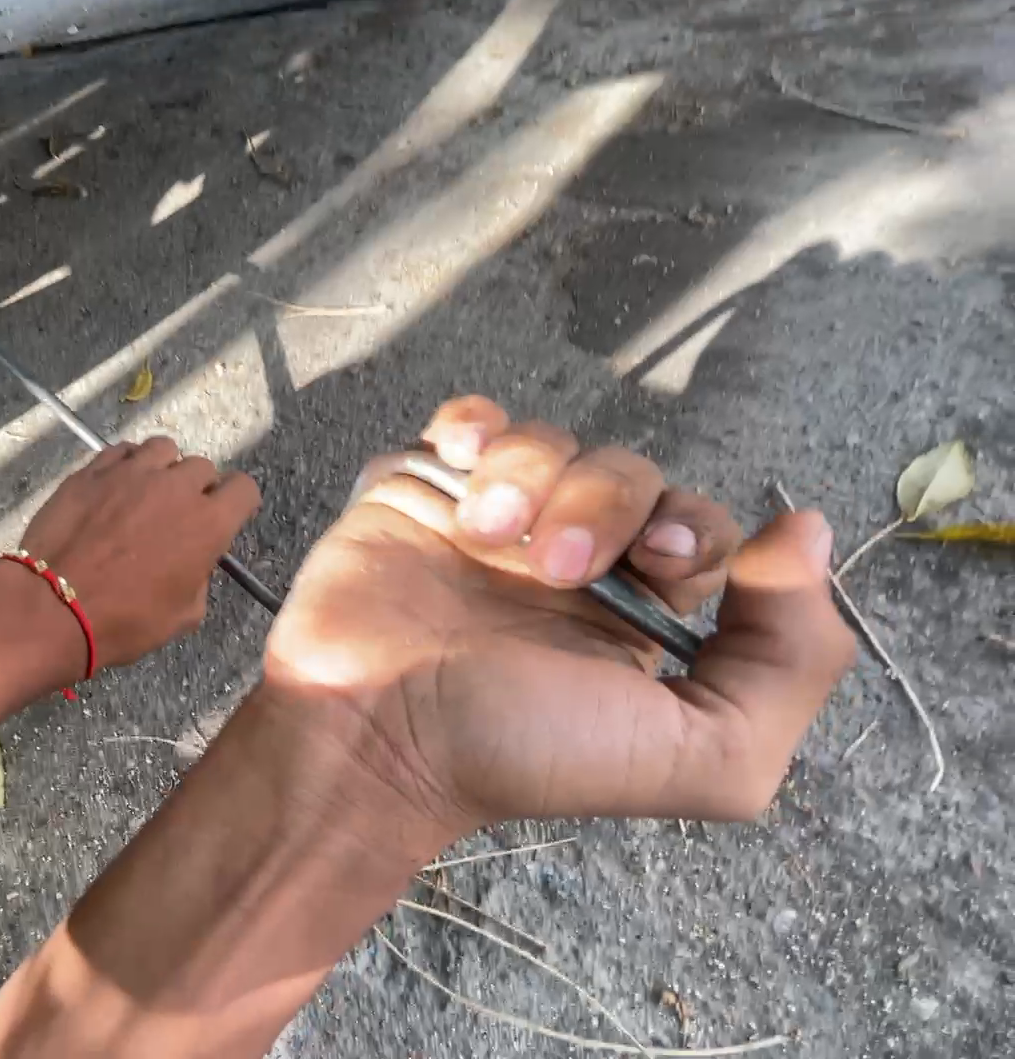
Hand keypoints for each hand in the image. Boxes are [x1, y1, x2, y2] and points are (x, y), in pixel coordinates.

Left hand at [18, 438, 260, 666]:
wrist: (54, 605)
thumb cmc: (124, 620)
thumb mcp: (183, 615)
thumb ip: (199, 577)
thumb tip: (193, 561)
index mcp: (208, 523)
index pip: (244, 488)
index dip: (237, 503)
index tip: (224, 516)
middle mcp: (175, 487)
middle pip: (203, 467)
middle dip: (197, 488)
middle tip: (177, 514)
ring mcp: (131, 472)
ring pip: (162, 448)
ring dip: (163, 468)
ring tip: (146, 492)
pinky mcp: (93, 470)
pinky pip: (121, 451)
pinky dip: (125, 464)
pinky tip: (114, 485)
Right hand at [263, 396, 855, 838]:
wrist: (372, 732)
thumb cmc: (518, 748)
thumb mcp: (700, 752)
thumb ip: (787, 659)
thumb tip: (802, 532)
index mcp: (626, 610)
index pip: (692, 527)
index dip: (690, 526)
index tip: (655, 562)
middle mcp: (555, 558)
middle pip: (620, 470)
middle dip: (601, 501)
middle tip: (553, 567)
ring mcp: (479, 521)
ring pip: (540, 440)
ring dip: (528, 471)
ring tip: (484, 532)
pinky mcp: (411, 495)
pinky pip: (456, 426)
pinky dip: (468, 423)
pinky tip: (459, 457)